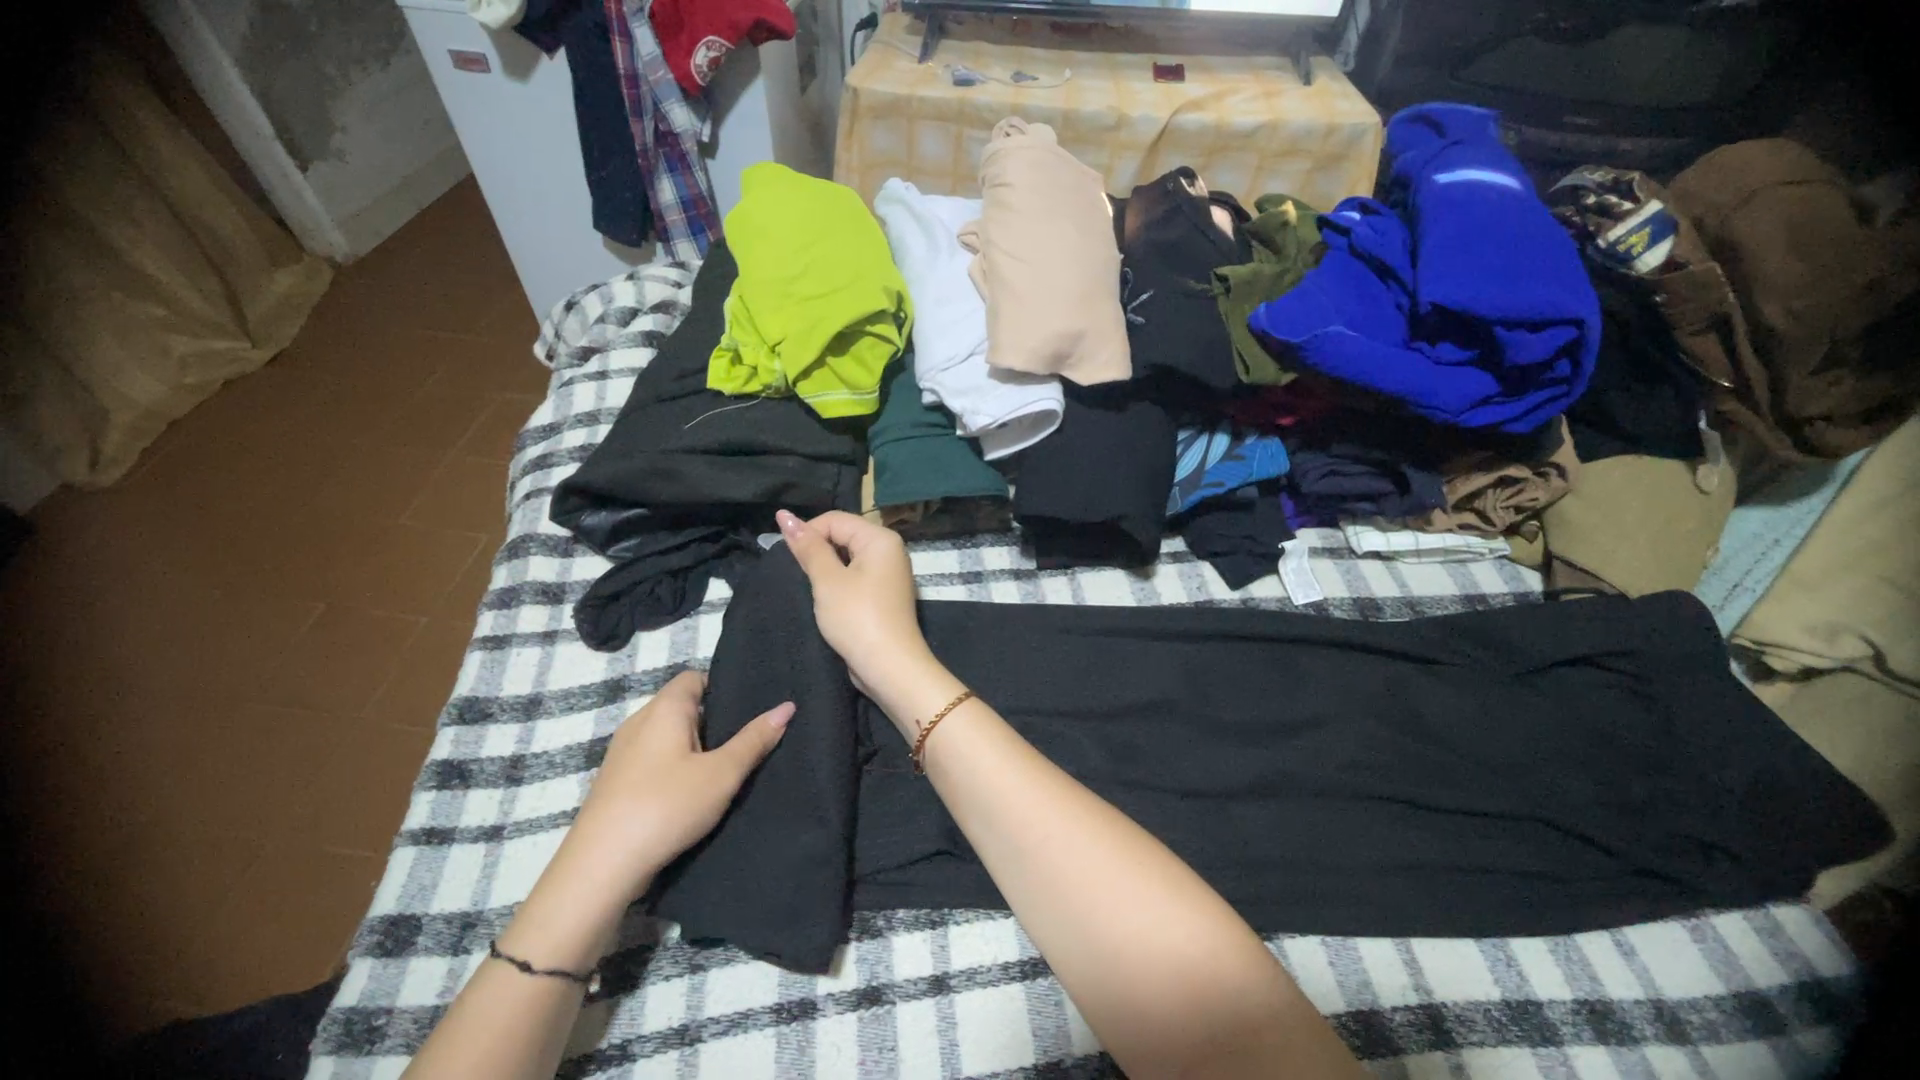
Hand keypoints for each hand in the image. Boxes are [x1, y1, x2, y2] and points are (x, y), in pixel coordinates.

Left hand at [561, 671, 791, 906]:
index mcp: (663, 708)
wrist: (603, 864)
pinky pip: (653, 762)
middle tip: (746, 744)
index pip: (694, 677)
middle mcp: (638, 722)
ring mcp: (622, 753)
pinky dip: (674, 770)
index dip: (722, 688)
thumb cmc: (667, 806)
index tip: (748, 712)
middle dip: (712, 723)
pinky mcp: (616, 782)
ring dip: (694, 751)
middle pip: (681, 707)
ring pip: (667, 738)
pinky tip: (691, 796)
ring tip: (724, 772)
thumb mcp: (722, 773)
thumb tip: (787, 707)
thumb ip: (754, 740)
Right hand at [777, 509, 934, 699]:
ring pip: (847, 559)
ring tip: (809, 588)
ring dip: (826, 570)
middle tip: (797, 575)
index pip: (835, 519)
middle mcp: (889, 551)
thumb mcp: (827, 580)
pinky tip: (825, 600)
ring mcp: (889, 575)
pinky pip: (856, 578)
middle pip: (843, 536)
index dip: (807, 533)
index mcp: (880, 538)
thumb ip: (808, 547)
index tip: (788, 559)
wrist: (889, 667)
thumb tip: (784, 515)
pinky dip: (838, 584)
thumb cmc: (856, 618)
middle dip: (817, 551)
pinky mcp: (883, 596)